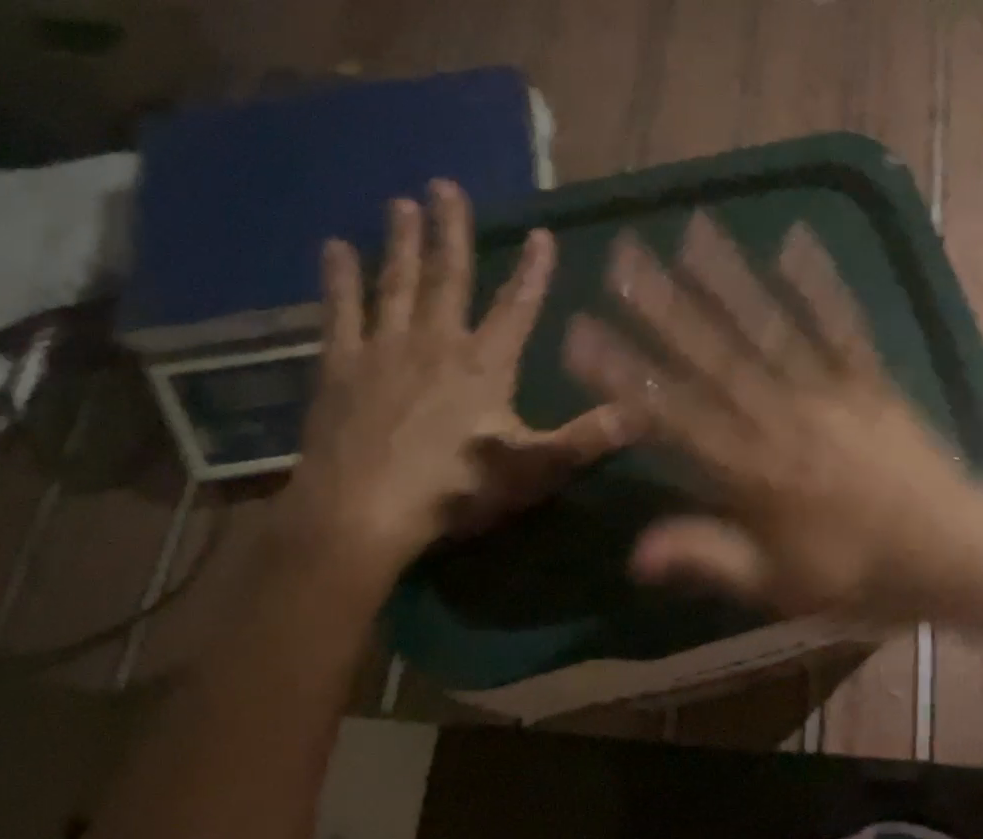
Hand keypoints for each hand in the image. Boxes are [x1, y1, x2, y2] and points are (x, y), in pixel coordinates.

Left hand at [286, 180, 632, 578]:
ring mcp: (383, 351)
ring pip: (395, 284)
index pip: (517, 308)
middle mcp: (436, 343)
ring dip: (401, 243)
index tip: (540, 234)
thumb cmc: (457, 490)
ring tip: (401, 203)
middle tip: (444, 186)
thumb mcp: (534, 468)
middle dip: (451, 232)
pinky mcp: (340, 368)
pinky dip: (339, 279)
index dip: (532, 272)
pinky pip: (340, 312)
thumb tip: (648, 411)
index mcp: (485, 365)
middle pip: (448, 278)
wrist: (363, 510)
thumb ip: (587, 437)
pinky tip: (334, 248)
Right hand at [562, 213, 982, 619]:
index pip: (673, 418)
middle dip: (662, 308)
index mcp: (752, 476)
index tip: (581, 333)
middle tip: (620, 258)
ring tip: (691, 231)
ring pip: (770, 332)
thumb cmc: (863, 579)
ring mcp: (830, 396)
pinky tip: (795, 241)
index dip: (623, 377)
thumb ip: (709, 558)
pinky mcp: (873, 385)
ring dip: (728, 280)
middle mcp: (782, 422)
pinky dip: (819, 283)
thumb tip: (634, 550)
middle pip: (714, 360)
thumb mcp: (780, 587)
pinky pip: (843, 328)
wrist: (954, 557)